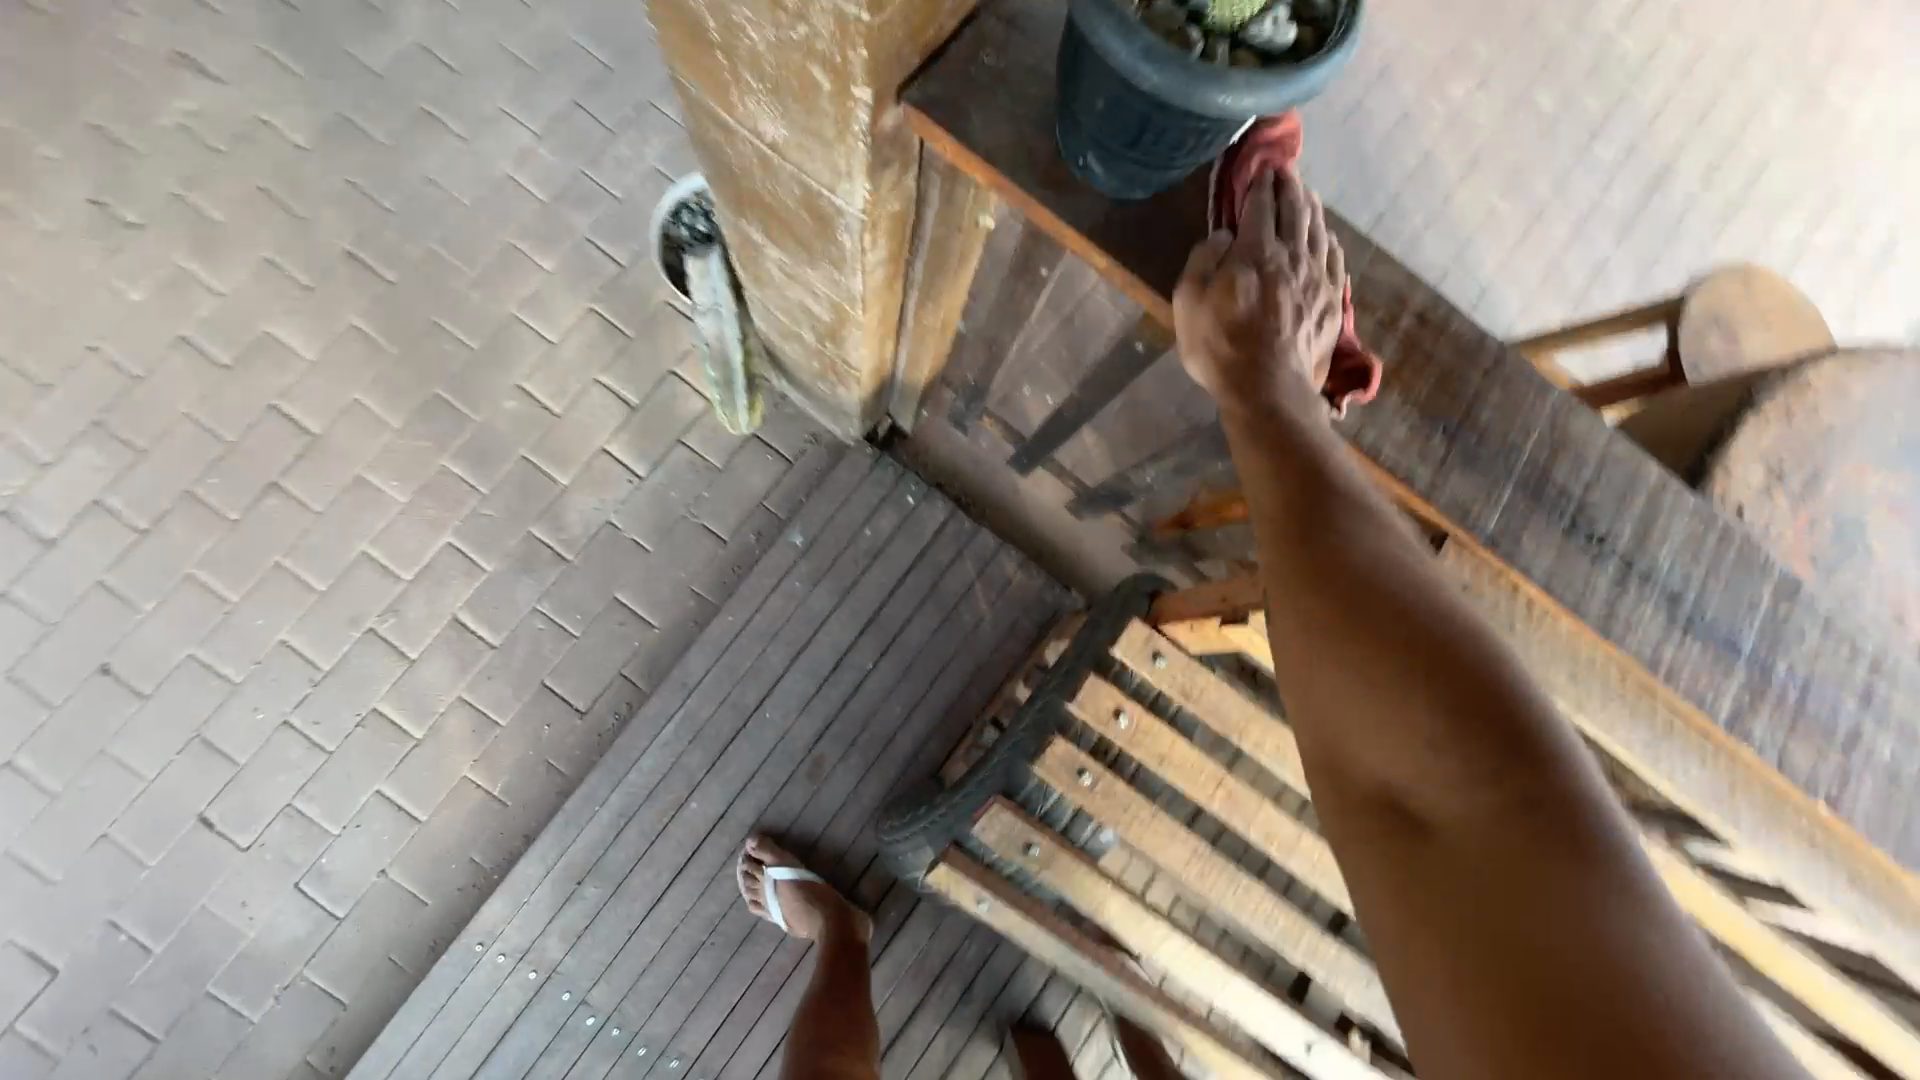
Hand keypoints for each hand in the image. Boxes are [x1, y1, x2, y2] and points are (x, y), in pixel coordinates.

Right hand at [1173, 169, 1346, 415]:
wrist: (1267, 388)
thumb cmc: (1219, 347)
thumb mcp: (1188, 304)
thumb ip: (1202, 261)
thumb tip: (1223, 236)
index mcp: (1254, 252)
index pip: (1260, 206)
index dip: (1260, 185)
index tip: (1261, 170)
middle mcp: (1291, 256)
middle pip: (1295, 210)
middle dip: (1289, 187)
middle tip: (1287, 172)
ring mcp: (1317, 278)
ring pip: (1318, 231)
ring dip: (1312, 208)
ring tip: (1307, 195)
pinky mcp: (1332, 300)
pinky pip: (1334, 260)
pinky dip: (1329, 242)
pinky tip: (1327, 238)